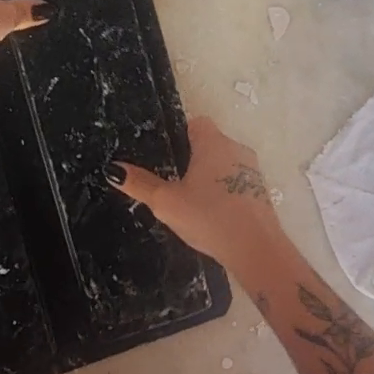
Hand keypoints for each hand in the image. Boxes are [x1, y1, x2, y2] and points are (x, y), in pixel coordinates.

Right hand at [109, 117, 282, 267]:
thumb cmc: (209, 216)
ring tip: (191, 202)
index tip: (167, 155)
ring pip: (225, 166)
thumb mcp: (166, 202)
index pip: (196, 123)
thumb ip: (140, 184)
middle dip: (193, 159)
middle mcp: (236, 150)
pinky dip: (224, 194)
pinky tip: (212, 216)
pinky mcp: (261, 194)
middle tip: (173, 181)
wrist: (257, 250)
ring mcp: (252, 173)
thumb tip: (112, 168)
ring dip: (210, 178)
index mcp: (213, 143)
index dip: (180, 135)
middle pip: (211, 144)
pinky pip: (236, 184)